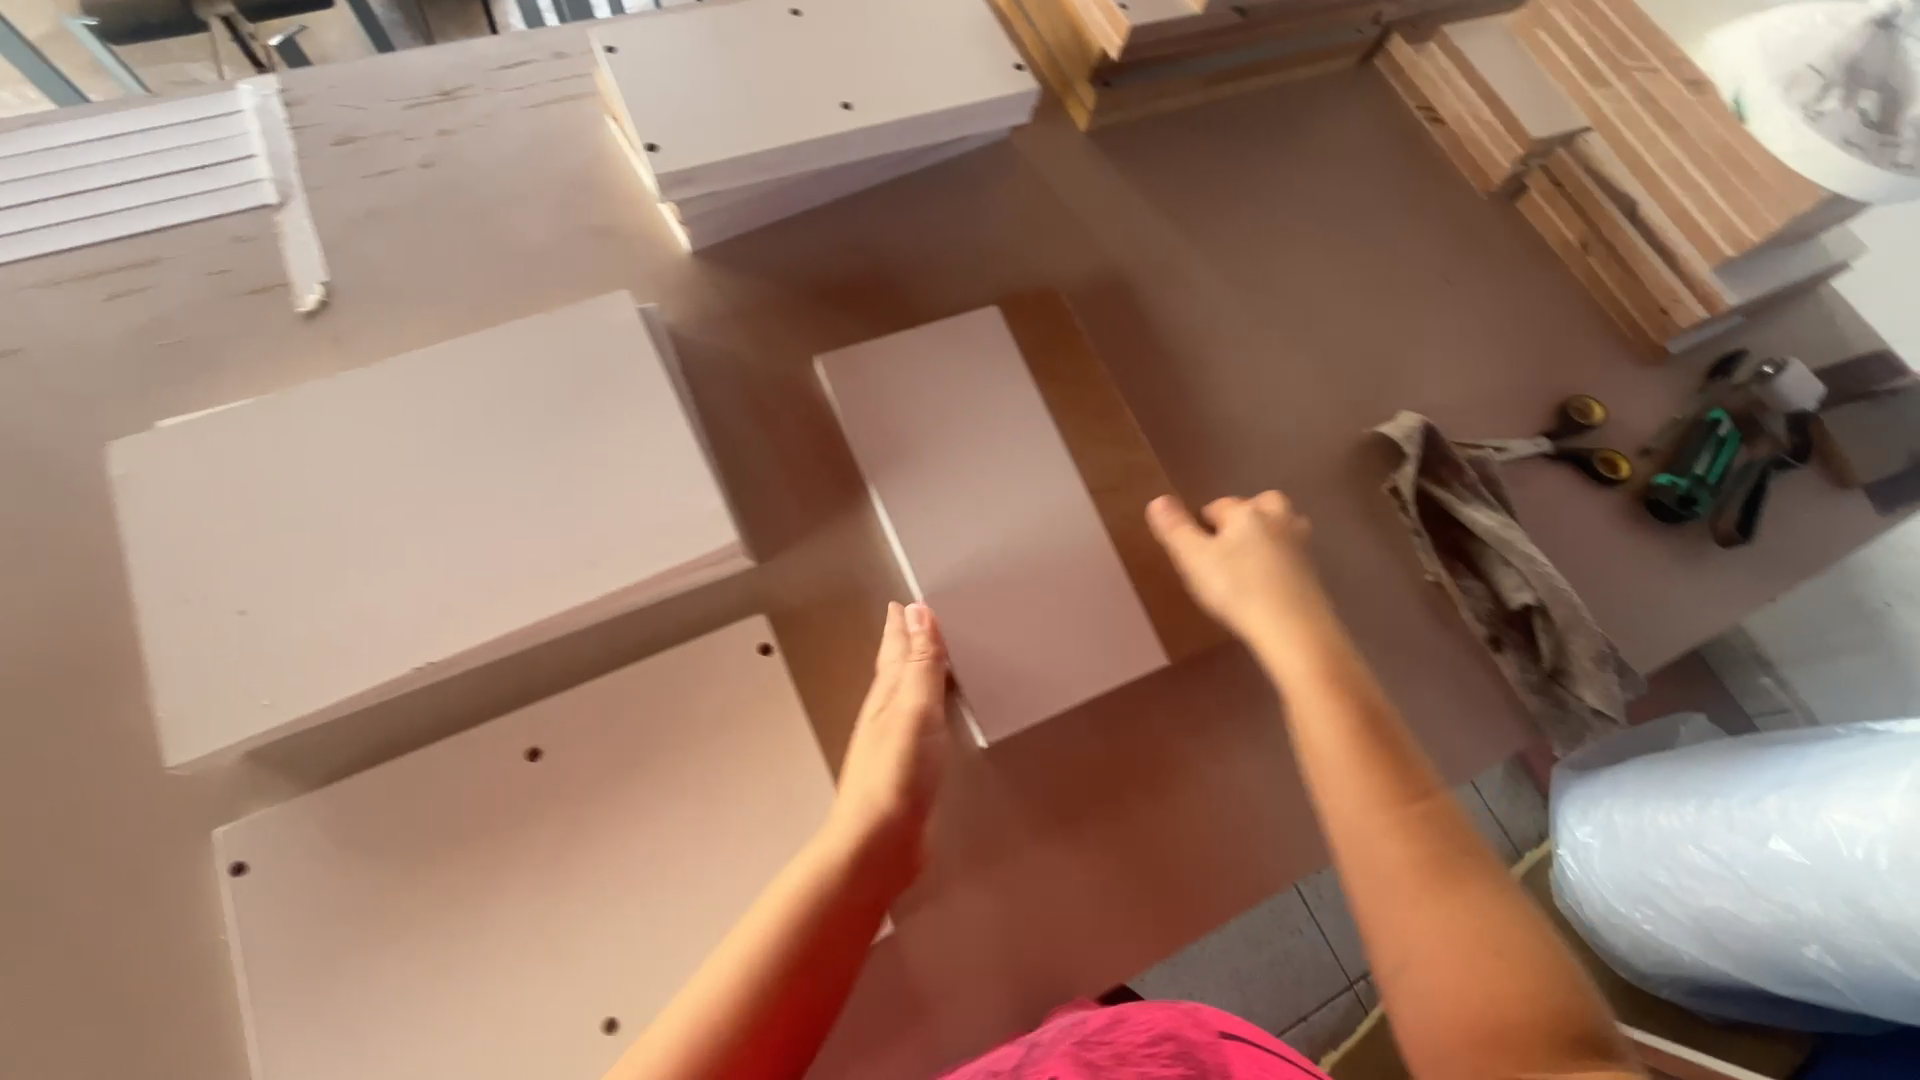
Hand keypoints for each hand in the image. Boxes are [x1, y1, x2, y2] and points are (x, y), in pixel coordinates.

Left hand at [826, 602, 949, 889]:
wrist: (879, 844)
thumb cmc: (895, 775)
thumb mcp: (914, 709)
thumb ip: (920, 663)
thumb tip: (918, 612)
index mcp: (885, 696)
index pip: (894, 650)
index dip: (901, 626)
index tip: (904, 603)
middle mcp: (883, 715)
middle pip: (893, 669)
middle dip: (902, 643)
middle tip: (911, 621)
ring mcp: (892, 744)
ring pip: (903, 695)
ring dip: (912, 673)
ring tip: (923, 658)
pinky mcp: (905, 770)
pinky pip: (916, 723)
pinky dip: (924, 707)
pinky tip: (929, 715)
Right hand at [1147, 492, 1336, 652]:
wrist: (1293, 628)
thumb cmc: (1236, 589)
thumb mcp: (1193, 560)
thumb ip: (1175, 528)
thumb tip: (1157, 499)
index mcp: (1246, 513)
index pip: (1219, 505)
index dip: (1203, 522)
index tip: (1194, 544)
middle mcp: (1277, 520)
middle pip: (1261, 504)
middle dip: (1245, 516)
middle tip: (1227, 541)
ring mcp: (1301, 545)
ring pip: (1284, 524)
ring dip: (1269, 532)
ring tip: (1251, 555)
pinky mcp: (1314, 570)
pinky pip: (1293, 554)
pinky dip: (1282, 559)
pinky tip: (1269, 579)